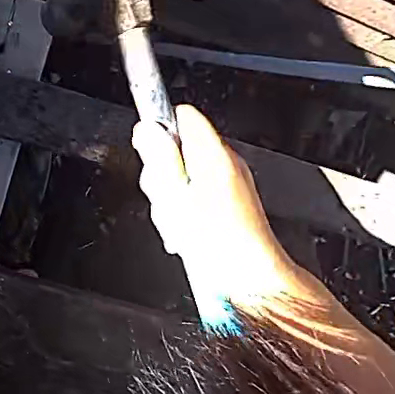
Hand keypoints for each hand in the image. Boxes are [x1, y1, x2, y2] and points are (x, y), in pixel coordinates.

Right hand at [132, 105, 296, 307]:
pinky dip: (186, 207)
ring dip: (171, 194)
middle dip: (161, 171)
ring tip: (177, 219)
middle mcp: (226, 161)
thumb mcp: (173, 196)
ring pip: (185, 171)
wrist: (247, 277)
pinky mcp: (230, 200)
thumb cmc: (215, 243)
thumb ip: (159, 158)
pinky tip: (187, 228)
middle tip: (165, 197)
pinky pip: (197, 191)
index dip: (158, 130)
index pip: (182, 115)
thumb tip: (147, 129)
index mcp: (212, 154)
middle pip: (179, 146)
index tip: (147, 153)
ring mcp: (231, 180)